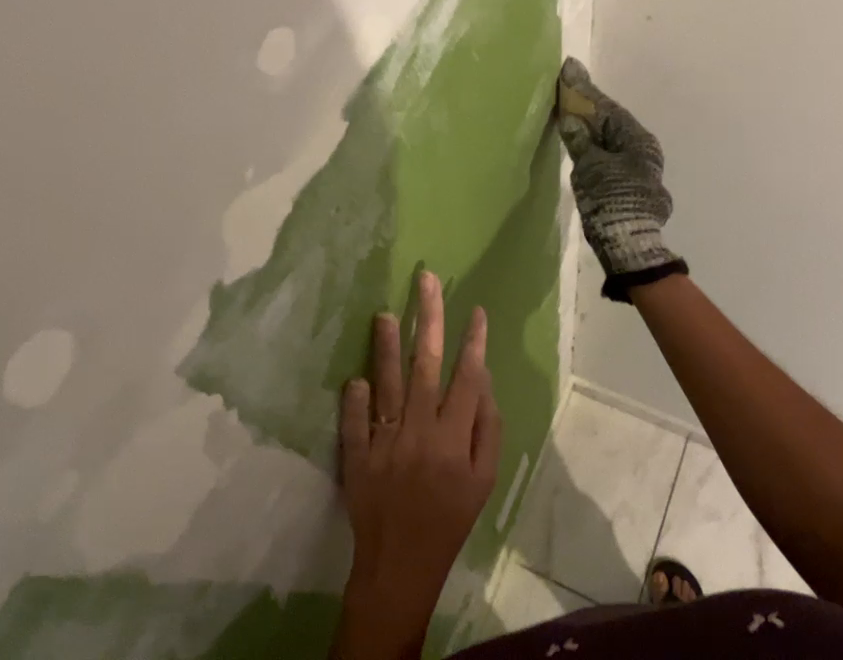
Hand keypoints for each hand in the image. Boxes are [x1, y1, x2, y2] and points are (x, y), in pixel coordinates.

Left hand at [332, 270, 500, 659]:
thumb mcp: (485, 480)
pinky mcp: (356, 455)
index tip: (475, 309)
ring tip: (385, 313)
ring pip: (387, 381)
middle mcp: (420, 431)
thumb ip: (487, 429)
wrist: (401, 563)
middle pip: (425, 363)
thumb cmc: (451, 519)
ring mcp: (385, 441)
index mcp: (454, 437)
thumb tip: (482, 382)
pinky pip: (355, 419)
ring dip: (386, 345)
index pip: (467, 376)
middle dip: (427, 318)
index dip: (473, 341)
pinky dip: (356, 397)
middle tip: (425, 280)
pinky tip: (358, 376)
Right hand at [555, 57, 684, 298]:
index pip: (608, 108)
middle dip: (589, 108)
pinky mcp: (630, 189)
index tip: (570, 70)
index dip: (585, 90)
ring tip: (571, 113)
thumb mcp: (591, 166)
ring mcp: (639, 172)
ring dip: (591, 130)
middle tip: (568, 88)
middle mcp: (643, 152)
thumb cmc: (611, 199)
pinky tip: (582, 147)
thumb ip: (580, 139)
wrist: (629, 244)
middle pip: (611, 124)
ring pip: (610, 142)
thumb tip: (571, 118)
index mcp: (638, 141)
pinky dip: (594, 149)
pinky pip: (609, 159)